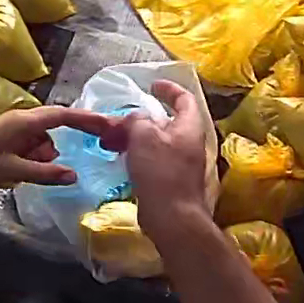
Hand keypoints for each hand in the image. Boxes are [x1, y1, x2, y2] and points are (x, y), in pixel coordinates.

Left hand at [0, 106, 119, 186]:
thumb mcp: (12, 171)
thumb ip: (45, 173)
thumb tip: (74, 175)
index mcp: (25, 122)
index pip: (64, 115)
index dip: (88, 119)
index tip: (109, 125)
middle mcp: (22, 120)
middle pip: (55, 127)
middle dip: (65, 143)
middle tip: (80, 159)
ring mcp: (14, 129)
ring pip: (42, 141)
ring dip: (44, 156)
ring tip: (25, 173)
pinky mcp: (7, 138)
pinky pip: (30, 147)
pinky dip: (33, 159)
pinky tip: (20, 172)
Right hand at [97, 80, 208, 231]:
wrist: (172, 217)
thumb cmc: (160, 172)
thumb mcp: (144, 136)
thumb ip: (138, 120)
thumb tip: (137, 118)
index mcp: (189, 127)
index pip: (184, 99)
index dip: (169, 89)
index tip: (152, 85)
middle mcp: (189, 143)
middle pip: (167, 122)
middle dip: (142, 118)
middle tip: (121, 119)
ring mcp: (182, 164)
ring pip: (158, 142)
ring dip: (136, 137)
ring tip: (114, 140)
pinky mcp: (171, 181)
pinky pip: (154, 160)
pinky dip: (138, 154)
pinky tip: (122, 159)